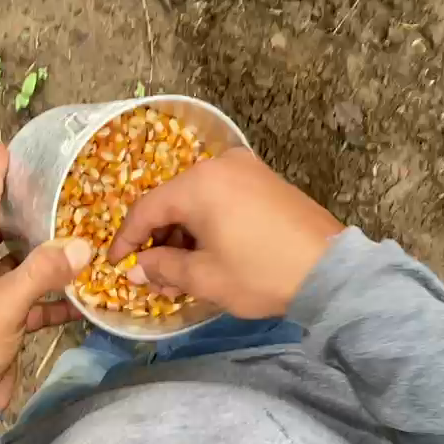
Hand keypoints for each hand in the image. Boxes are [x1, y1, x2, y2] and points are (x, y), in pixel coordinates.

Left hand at [0, 145, 89, 410]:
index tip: (5, 148)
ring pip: (25, 267)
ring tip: (80, 238)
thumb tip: (82, 245)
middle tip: (55, 190)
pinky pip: (37, 302)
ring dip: (50, 258)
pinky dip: (58, 299)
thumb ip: (42, 272)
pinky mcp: (10, 323)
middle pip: (4, 232)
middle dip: (27, 213)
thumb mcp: (6, 303)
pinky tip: (84, 297)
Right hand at [108, 149, 342, 318]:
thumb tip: (136, 270)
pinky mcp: (264, 181)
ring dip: (182, 236)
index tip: (114, 264)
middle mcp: (220, 165)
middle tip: (151, 276)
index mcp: (199, 184)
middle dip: (157, 241)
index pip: (146, 209)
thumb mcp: (204, 277)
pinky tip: (205, 255)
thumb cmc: (260, 274)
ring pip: (196, 201)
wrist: (329, 271)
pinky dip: (205, 226)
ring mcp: (246, 169)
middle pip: (171, 202)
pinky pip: (220, 199)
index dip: (126, 240)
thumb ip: (162, 268)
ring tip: (179, 274)